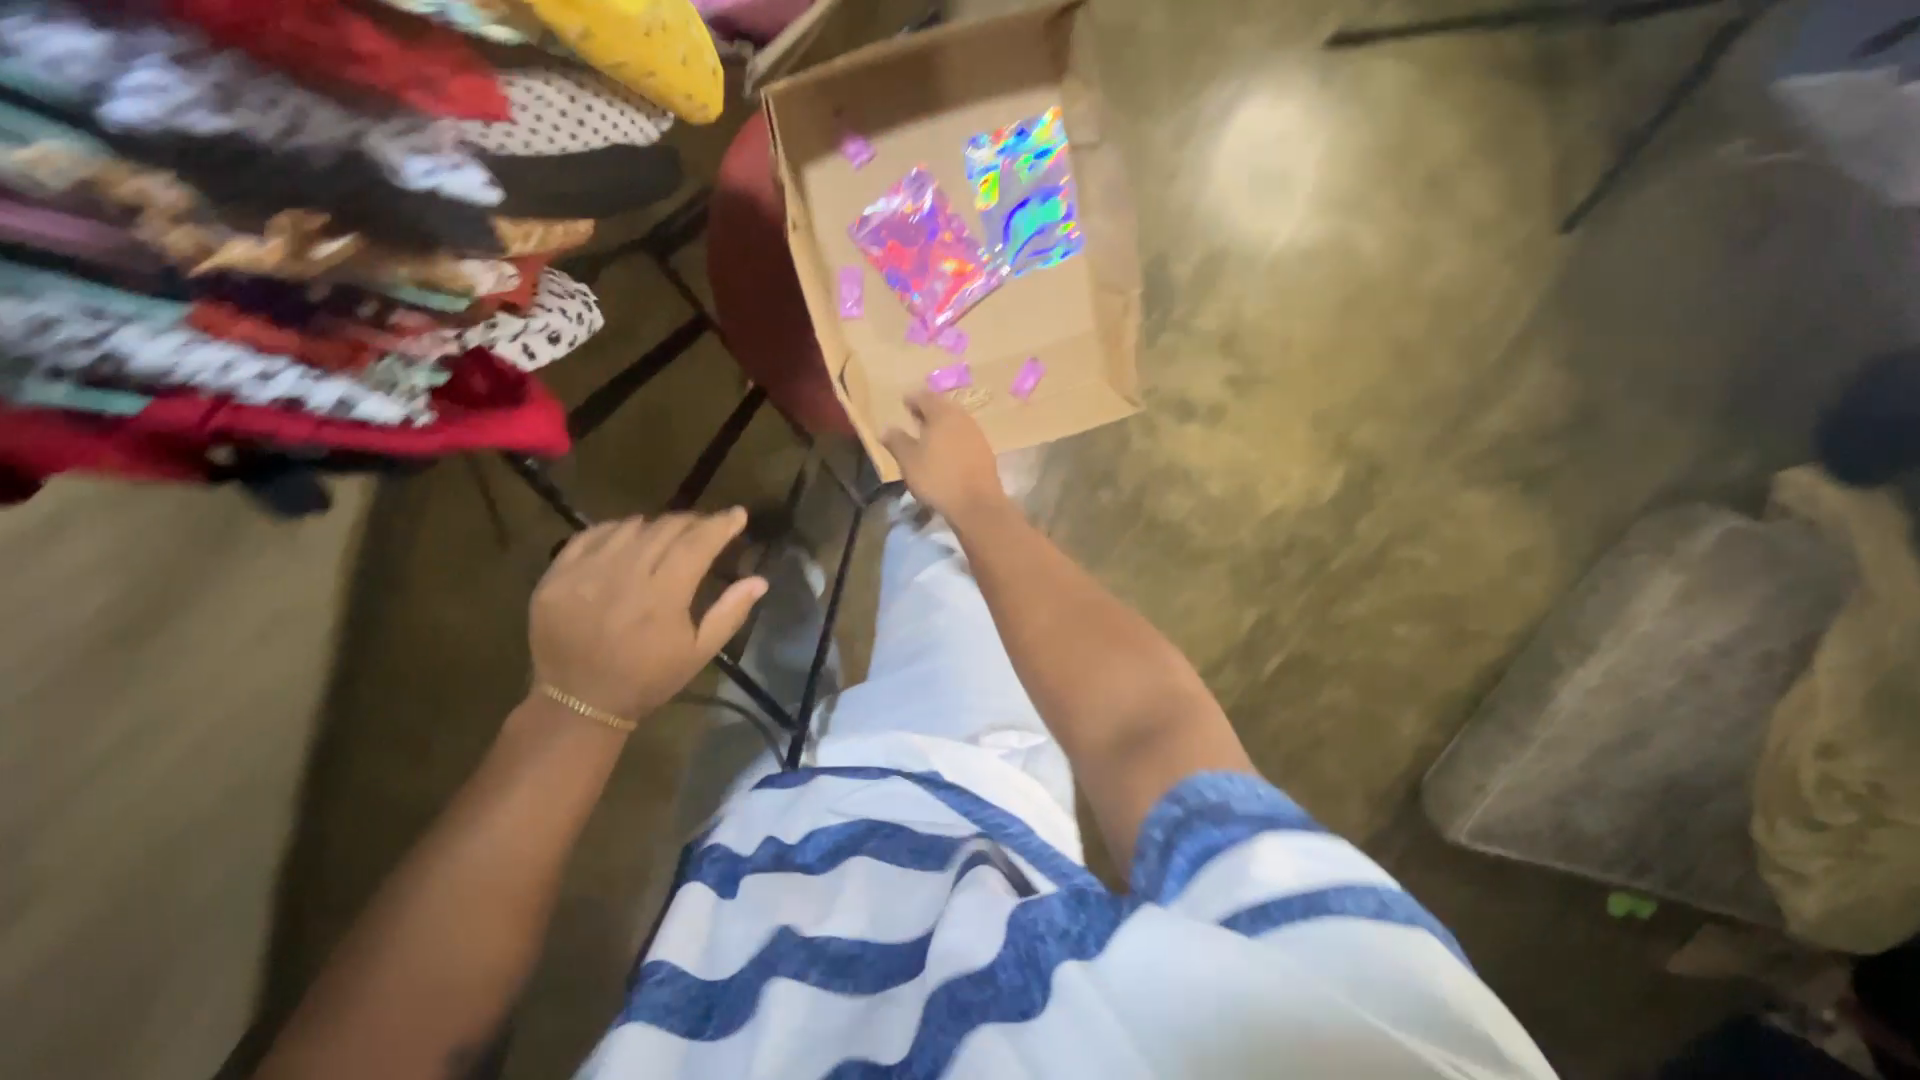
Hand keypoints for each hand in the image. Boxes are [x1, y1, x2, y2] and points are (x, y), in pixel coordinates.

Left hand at [529, 511, 765, 721]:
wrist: (577, 701)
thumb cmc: (647, 680)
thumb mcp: (698, 654)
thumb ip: (730, 613)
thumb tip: (759, 580)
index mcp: (663, 596)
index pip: (697, 543)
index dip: (721, 525)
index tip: (737, 515)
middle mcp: (624, 575)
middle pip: (665, 528)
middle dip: (692, 522)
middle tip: (705, 527)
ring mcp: (586, 572)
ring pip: (630, 527)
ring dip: (656, 526)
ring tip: (667, 535)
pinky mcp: (558, 575)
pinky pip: (591, 535)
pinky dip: (616, 531)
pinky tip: (626, 540)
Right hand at [881, 390, 1009, 526]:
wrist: (976, 503)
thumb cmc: (937, 478)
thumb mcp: (909, 460)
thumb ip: (897, 441)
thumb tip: (886, 429)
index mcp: (942, 414)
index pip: (925, 397)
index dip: (913, 398)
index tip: (904, 401)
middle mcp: (962, 418)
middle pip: (943, 407)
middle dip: (928, 410)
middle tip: (915, 415)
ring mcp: (977, 434)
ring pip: (955, 422)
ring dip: (941, 424)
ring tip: (928, 433)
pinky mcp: (985, 452)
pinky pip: (964, 436)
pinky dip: (952, 438)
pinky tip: (946, 450)